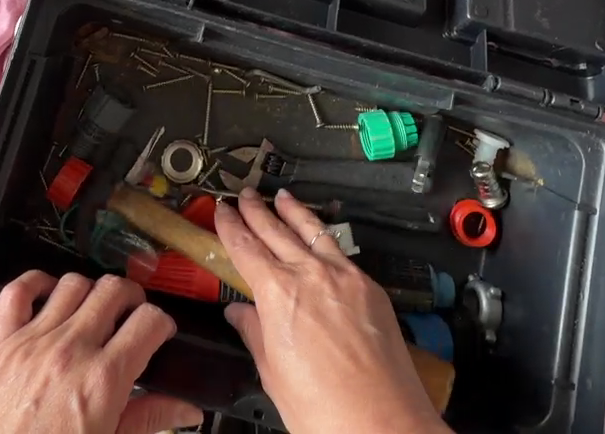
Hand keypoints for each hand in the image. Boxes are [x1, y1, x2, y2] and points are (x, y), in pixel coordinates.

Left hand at [0, 270, 201, 433]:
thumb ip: (148, 420)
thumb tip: (191, 409)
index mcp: (103, 380)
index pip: (149, 320)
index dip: (162, 323)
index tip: (160, 334)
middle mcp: (70, 349)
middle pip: (114, 289)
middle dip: (131, 299)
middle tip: (131, 319)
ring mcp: (32, 341)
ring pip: (74, 282)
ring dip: (90, 292)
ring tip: (93, 313)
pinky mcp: (0, 343)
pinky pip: (17, 290)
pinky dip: (35, 283)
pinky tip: (50, 296)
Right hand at [215, 189, 449, 433]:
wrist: (383, 425)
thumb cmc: (323, 411)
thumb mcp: (274, 375)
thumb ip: (255, 334)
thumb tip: (239, 313)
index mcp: (277, 294)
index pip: (246, 247)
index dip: (231, 225)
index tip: (222, 210)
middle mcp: (310, 274)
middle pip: (276, 230)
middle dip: (257, 210)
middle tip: (244, 195)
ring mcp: (343, 276)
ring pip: (312, 230)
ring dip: (292, 211)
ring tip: (280, 196)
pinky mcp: (369, 286)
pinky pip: (340, 250)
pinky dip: (324, 234)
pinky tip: (320, 234)